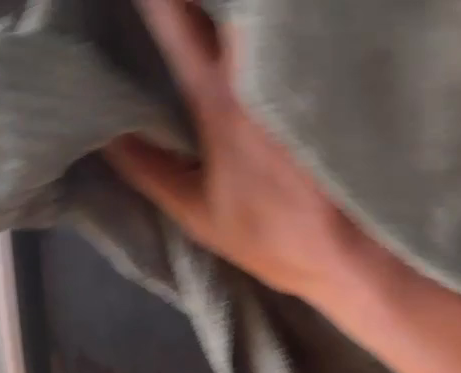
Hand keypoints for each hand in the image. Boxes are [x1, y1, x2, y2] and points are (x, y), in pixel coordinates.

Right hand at [103, 0, 399, 305]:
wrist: (356, 259)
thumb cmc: (277, 243)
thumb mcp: (201, 217)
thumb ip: (148, 170)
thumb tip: (104, 133)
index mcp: (218, 96)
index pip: (169, 11)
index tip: (140, 0)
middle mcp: (260, 69)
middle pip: (222, 4)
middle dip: (199, 1)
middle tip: (183, 12)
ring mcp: (301, 73)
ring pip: (263, 17)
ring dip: (240, 15)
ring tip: (216, 21)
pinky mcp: (335, 84)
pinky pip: (300, 37)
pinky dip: (278, 29)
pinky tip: (266, 34)